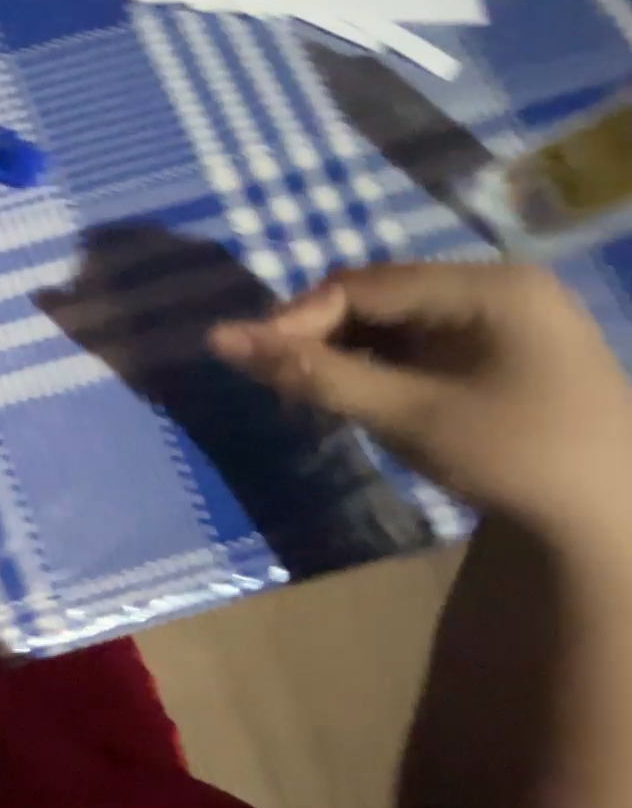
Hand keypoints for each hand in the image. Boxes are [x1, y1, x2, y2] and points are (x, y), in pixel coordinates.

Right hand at [208, 263, 631, 534]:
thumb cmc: (514, 457)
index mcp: (488, 288)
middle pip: (367, 296)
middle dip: (314, 336)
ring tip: (306, 393)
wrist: (611, 520)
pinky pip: (401, 340)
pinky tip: (346, 393)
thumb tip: (216, 337)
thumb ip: (311, 373)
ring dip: (333, 351)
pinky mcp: (482, 347)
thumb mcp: (404, 413)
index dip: (295, 320)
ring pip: (378, 319)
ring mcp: (490, 317)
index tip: (251, 363)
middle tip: (279, 383)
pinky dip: (362, 363)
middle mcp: (490, 288)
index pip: (359, 286)